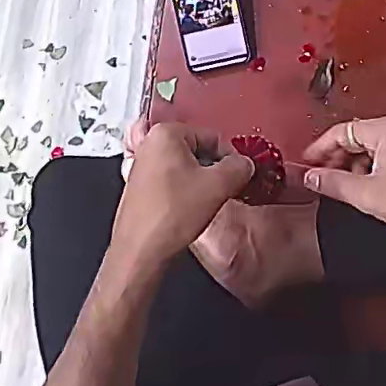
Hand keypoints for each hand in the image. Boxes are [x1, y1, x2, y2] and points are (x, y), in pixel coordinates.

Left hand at [110, 123, 252, 271]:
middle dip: (214, 170)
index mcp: (166, 133)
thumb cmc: (173, 214)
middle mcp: (150, 144)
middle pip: (198, 151)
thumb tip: (245, 164)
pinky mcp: (140, 186)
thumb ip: (239, 167)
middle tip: (224, 189)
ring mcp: (142, 165)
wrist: (140, 252)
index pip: (212, 137)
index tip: (238, 175)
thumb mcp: (218, 185)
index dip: (230, 158)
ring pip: (186, 167)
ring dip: (202, 182)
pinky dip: (186, 191)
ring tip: (206, 202)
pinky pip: (172, 180)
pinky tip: (190, 209)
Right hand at [300, 116, 385, 252]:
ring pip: (368, 149)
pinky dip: (367, 170)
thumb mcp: (368, 195)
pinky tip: (362, 189)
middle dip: (335, 158)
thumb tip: (310, 176)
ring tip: (339, 188)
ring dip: (351, 167)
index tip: (306, 165)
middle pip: (354, 138)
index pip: (341, 131)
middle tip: (319, 179)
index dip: (320, 149)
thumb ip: (334, 183)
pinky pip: (382, 157)